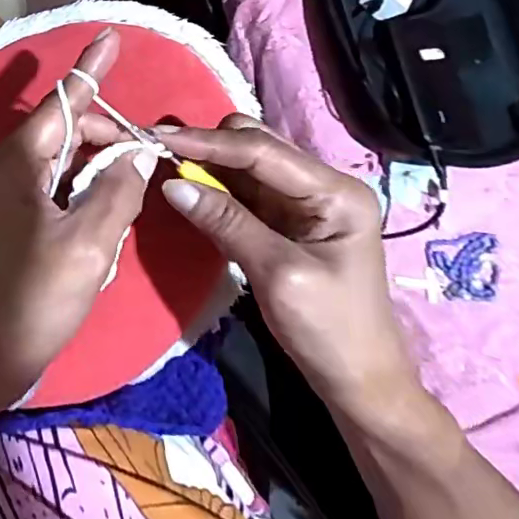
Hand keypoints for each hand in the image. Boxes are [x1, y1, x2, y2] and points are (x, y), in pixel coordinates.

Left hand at [0, 28, 157, 411]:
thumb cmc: (36, 296)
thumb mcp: (89, 243)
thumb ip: (117, 190)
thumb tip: (135, 157)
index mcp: (17, 160)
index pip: (62, 101)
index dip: (90, 68)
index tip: (111, 34)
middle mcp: (4, 163)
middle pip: (65, 126)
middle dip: (107, 132)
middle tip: (146, 153)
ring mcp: (4, 186)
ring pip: (61, 153)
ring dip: (97, 159)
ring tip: (132, 176)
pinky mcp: (10, 209)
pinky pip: (53, 177)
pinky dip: (82, 180)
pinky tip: (107, 197)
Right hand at [157, 116, 421, 415]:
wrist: (358, 381)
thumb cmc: (329, 330)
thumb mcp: (276, 275)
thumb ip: (226, 222)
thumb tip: (173, 183)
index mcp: (335, 192)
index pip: (262, 150)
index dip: (208, 142)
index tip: (159, 137)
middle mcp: (321, 184)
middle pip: (255, 144)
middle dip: (208, 145)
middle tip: (160, 151)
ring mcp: (303, 200)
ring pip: (246, 162)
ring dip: (207, 162)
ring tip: (166, 163)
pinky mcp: (285, 218)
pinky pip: (243, 188)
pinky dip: (214, 184)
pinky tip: (189, 186)